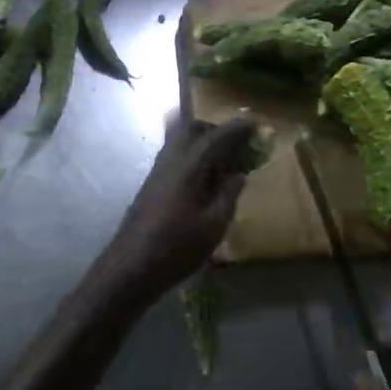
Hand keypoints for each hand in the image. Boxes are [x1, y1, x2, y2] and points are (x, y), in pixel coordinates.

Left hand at [98, 117, 257, 299]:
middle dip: (218, 131)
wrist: (132, 265)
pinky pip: (175, 154)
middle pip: (193, 128)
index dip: (239, 128)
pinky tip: (204, 178)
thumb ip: (229, 194)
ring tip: (224, 164)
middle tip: (239, 147)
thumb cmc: (177, 248)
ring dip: (203, 142)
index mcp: (189, 166)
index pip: (217, 136)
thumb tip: (238, 174)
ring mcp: (158, 169)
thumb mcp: (214, 225)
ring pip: (181, 139)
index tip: (258, 124)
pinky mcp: (152, 182)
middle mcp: (171, 159)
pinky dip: (193, 155)